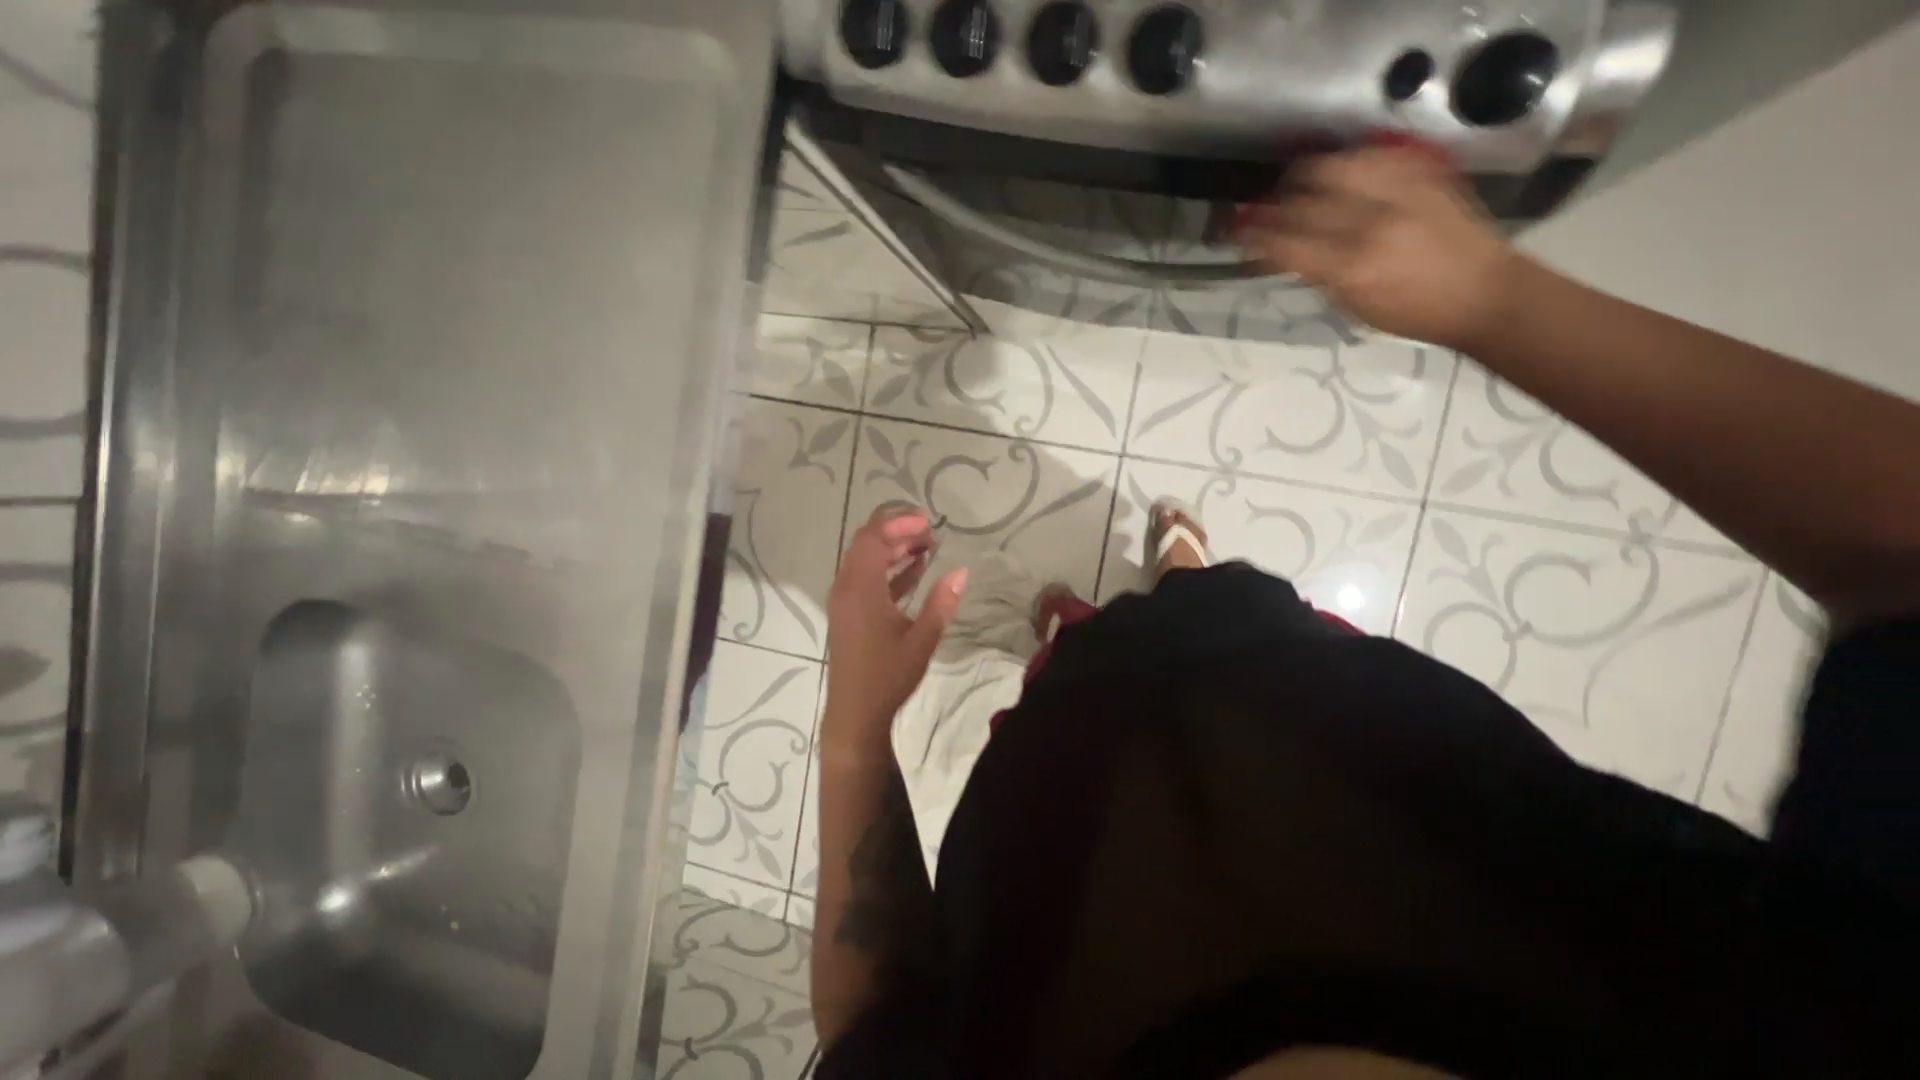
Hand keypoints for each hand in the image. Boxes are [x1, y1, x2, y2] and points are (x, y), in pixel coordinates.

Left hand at [823, 509, 967, 746]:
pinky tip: (916, 570)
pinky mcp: (849, 615)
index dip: (899, 524)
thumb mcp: (922, 640)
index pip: (874, 539)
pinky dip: (888, 571)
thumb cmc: (888, 676)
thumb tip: (961, 570)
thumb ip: (941, 603)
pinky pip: (865, 580)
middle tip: (930, 532)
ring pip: (865, 561)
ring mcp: (845, 602)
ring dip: (893, 550)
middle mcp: (846, 588)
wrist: (855, 713)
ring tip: (927, 546)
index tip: (928, 521)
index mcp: (860, 588)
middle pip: (866, 544)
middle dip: (897, 532)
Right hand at [1234, 147, 1522, 350]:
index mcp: (1350, 267)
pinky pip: (1370, 154)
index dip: (1252, 235)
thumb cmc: (1414, 314)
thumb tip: (1286, 250)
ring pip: (1330, 167)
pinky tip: (1335, 172)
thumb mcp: (1354, 307)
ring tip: (1293, 185)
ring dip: (1302, 176)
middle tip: (1257, 210)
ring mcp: (1398, 192)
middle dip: (1270, 206)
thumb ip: (1319, 274)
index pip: (1283, 242)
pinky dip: (1344, 161)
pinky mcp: (1421, 173)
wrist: (1484, 292)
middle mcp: (1370, 224)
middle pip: (1300, 202)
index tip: (1235, 232)